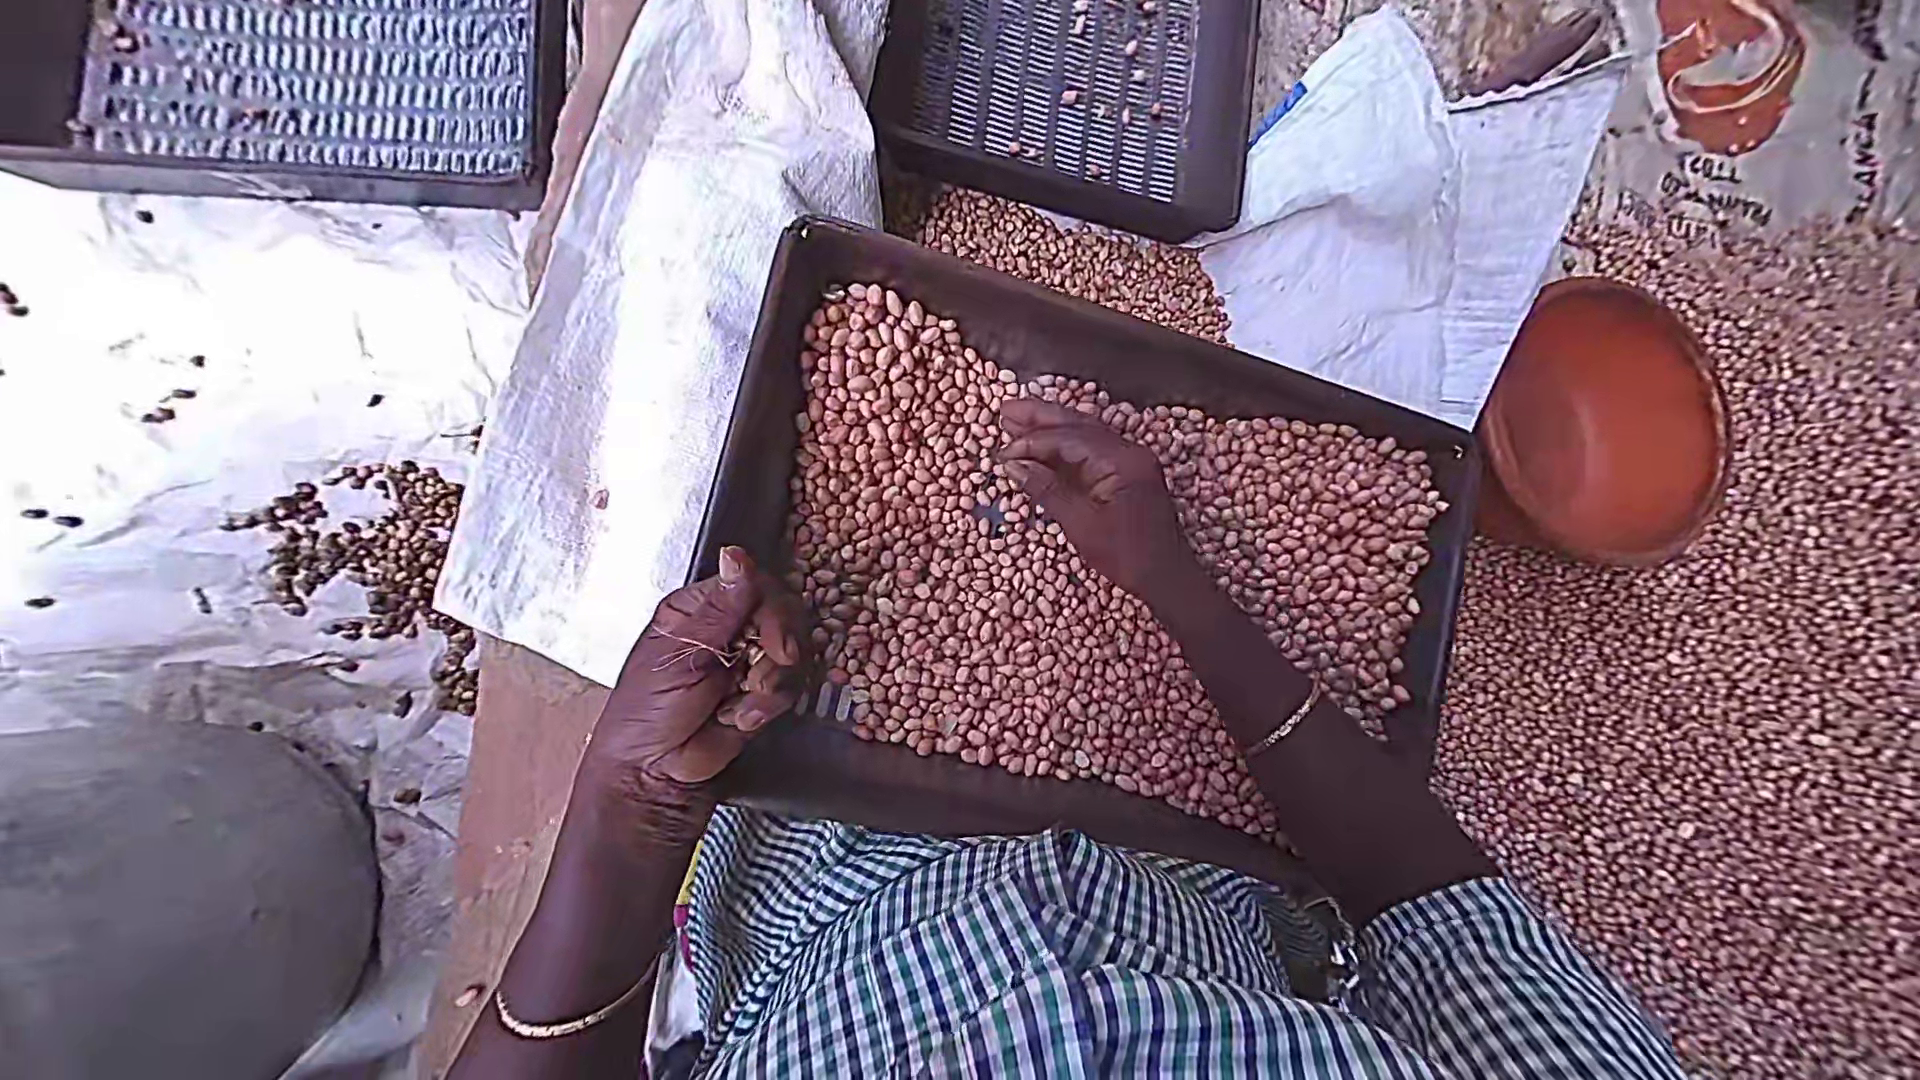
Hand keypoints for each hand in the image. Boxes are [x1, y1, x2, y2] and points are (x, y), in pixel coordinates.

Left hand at [581, 546, 809, 808]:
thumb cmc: (646, 713)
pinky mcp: (765, 689)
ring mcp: (751, 658)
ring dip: (773, 682)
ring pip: (794, 649)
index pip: (756, 586)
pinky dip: (771, 703)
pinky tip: (742, 717)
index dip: (773, 610)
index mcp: (702, 608)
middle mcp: (732, 627)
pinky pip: (792, 683)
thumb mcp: (679, 655)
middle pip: (784, 613)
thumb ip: (720, 608)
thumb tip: (736, 555)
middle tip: (762, 676)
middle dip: (780, 646)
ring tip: (741, 706)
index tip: (776, 641)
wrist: (653, 776)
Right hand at [998, 397, 1198, 601]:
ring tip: (1017, 421)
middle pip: (1078, 424)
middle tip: (1007, 409)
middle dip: (1040, 417)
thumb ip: (1047, 490)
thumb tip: (1014, 466)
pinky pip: (1090, 452)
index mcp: (1122, 460)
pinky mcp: (1126, 474)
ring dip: (1050, 428)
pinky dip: (1063, 449)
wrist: (1168, 578)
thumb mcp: (1081, 525)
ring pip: (1084, 434)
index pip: (1070, 438)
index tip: (1004, 452)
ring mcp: (1130, 461)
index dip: (1033, 442)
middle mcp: (1129, 451)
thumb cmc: (1128, 556)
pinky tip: (1041, 448)